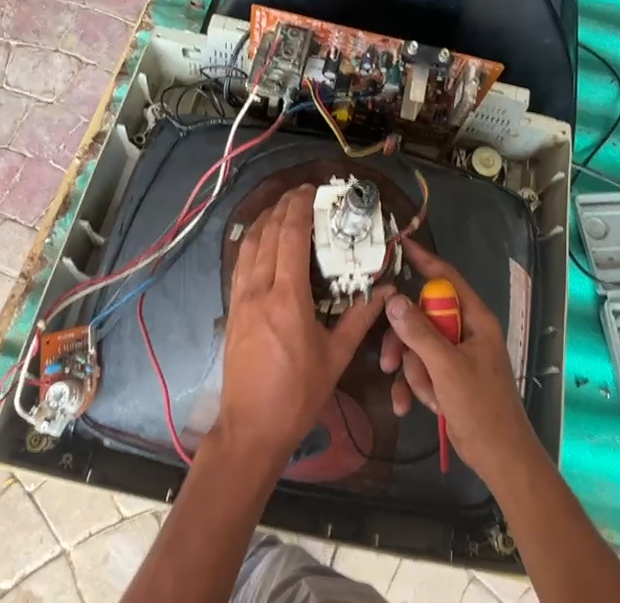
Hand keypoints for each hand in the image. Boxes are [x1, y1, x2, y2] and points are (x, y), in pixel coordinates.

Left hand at [217, 184, 390, 466]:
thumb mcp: (336, 356)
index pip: (292, 238)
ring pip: (248, 246)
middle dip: (283, 207)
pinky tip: (259, 241)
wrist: (251, 427)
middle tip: (301, 193)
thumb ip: (360, 318)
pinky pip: (240, 265)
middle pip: (268, 234)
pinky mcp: (231, 311)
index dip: (300, 208)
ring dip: (263, 221)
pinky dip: (250, 243)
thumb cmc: (298, 394)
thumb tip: (388, 290)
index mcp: (287, 298)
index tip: (312, 191)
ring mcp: (240, 300)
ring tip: (280, 208)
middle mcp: (259, 291)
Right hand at [378, 239, 537, 476]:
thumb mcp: (447, 368)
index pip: (446, 278)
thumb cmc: (481, 408)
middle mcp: (466, 331)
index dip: (424, 261)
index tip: (400, 246)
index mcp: (476, 320)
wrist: (499, 456)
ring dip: (410, 371)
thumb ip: (420, 333)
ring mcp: (457, 355)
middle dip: (405, 342)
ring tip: (416, 395)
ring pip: (417, 345)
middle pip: (422, 316)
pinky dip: (414, 386)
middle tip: (388, 361)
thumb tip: (394, 300)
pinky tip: (408, 406)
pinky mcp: (448, 376)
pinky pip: (420, 369)